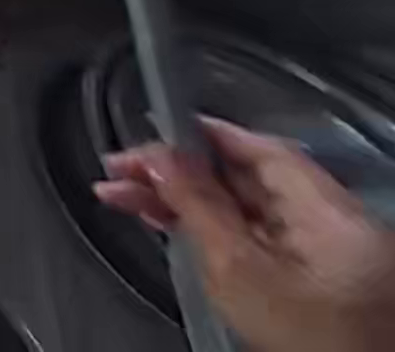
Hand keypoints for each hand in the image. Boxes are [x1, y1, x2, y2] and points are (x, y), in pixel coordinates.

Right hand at [94, 117, 394, 351]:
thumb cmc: (302, 332)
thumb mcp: (235, 264)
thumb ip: (195, 201)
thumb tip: (157, 154)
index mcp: (336, 218)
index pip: (264, 151)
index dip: (204, 133)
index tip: (148, 127)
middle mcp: (341, 228)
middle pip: (244, 178)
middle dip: (173, 171)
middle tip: (116, 170)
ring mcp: (333, 255)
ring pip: (239, 205)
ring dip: (175, 196)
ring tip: (116, 195)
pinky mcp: (317, 276)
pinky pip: (251, 232)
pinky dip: (202, 222)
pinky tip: (156, 218)